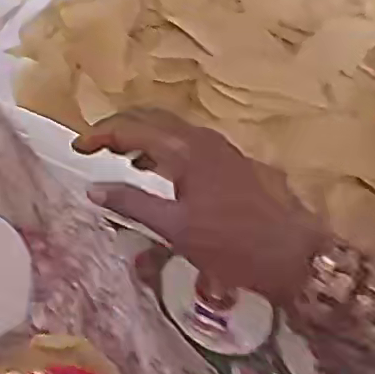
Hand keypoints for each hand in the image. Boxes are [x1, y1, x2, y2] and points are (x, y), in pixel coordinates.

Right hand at [73, 111, 328, 303]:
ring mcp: (219, 147)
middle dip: (118, 126)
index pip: (130, 128)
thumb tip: (93, 188)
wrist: (297, 257)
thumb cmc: (233, 244)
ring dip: (140, 134)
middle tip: (94, 145)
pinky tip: (156, 169)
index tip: (77, 148)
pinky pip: (185, 140)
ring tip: (120, 157)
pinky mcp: (230, 159)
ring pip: (169, 126)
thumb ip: (132, 203)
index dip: (100, 135)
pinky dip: (161, 146)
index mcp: (184, 149)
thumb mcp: (175, 229)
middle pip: (149, 116)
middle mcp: (200, 138)